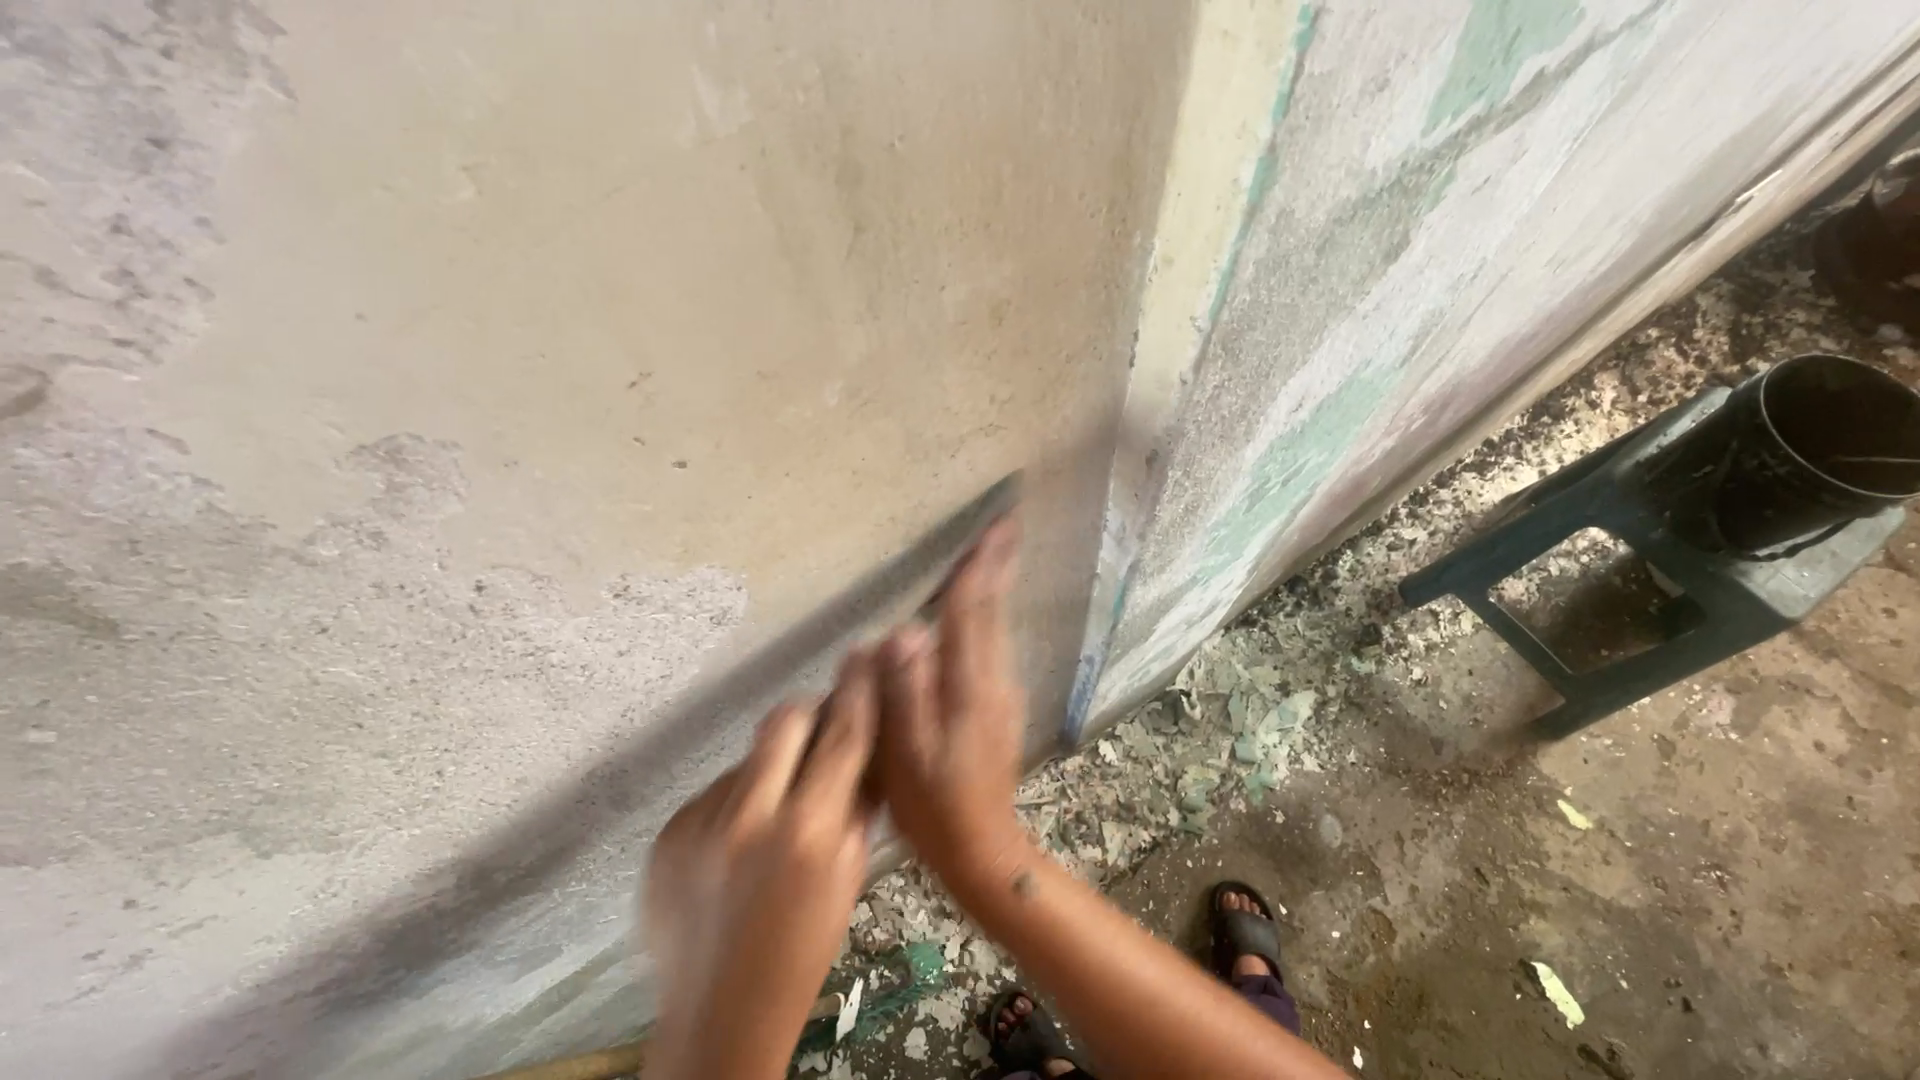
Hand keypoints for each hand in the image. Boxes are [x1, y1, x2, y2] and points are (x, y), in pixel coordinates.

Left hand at [643, 651, 880, 1079]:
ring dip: (769, 768)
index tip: (863, 653)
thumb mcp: (847, 880)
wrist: (718, 1011)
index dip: (858, 689)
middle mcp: (752, 816)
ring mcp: (700, 822)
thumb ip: (856, 808)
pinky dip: (734, 804)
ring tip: (771, 817)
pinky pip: (713, 793)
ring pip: (747, 758)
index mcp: (810, 832)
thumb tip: (863, 747)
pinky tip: (735, 847)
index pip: (843, 737)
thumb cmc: (801, 951)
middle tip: (818, 729)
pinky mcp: (668, 832)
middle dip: (808, 714)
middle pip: (784, 720)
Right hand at [877, 516, 1027, 896]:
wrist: (983, 850)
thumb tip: (904, 631)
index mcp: (968, 687)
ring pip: (998, 628)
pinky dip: (989, 616)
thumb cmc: (935, 806)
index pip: (972, 613)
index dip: (979, 568)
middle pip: (994, 612)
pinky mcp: (1001, 709)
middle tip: (1006, 525)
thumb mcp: (908, 755)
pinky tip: (981, 613)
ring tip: (995, 554)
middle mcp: (993, 682)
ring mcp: (1002, 695)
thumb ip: (905, 692)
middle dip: (998, 566)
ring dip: (996, 588)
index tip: (995, 527)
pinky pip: (994, 646)